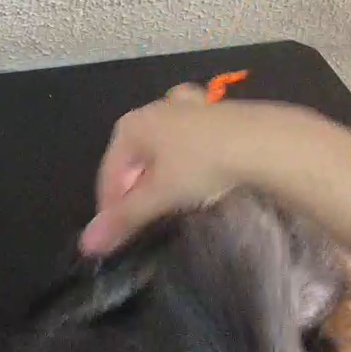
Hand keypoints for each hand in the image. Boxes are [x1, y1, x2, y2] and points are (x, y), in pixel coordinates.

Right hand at [80, 85, 302, 255]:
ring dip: (163, 171)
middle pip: (133, 159)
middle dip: (137, 189)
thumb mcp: (159, 197)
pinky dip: (189, 154)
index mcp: (129, 126)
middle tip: (152, 219)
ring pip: (161, 145)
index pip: (108, 175)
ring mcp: (183, 106)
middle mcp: (151, 110)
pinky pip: (189, 136)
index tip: (121, 237)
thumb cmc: (200, 165)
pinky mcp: (213, 110)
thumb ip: (124, 220)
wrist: (263, 141)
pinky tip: (203, 168)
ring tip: (177, 197)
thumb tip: (87, 245)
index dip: (111, 209)